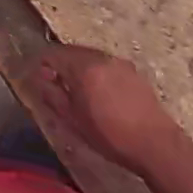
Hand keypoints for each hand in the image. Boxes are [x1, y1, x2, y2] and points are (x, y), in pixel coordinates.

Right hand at [32, 44, 189, 175]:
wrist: (153, 141)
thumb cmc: (109, 136)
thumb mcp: (73, 120)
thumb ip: (53, 95)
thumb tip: (38, 78)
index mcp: (83, 67)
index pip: (53, 53)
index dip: (42, 64)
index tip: (38, 80)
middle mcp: (100, 57)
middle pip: (71, 51)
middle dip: (60, 64)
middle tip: (55, 87)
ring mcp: (117, 60)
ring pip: (89, 56)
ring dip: (78, 67)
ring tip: (76, 92)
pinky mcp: (131, 68)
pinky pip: (105, 63)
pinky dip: (95, 71)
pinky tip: (98, 93)